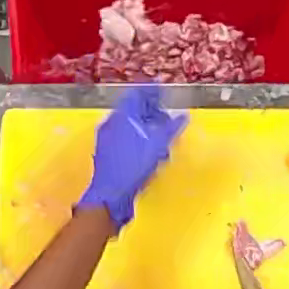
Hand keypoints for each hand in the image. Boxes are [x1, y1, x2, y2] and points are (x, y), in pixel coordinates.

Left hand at [75, 84, 185, 228]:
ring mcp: (106, 139)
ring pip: (128, 126)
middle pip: (132, 110)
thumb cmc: (133, 167)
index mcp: (122, 115)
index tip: (164, 92)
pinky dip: (137, 141)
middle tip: (166, 119)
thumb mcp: (157, 145)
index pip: (137, 94)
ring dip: (145, 129)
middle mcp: (111, 123)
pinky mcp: (105, 155)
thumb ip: (171, 128)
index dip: (153, 92)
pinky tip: (147, 154)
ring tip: (160, 140)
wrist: (110, 196)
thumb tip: (183, 117)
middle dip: (151, 113)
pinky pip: (123, 140)